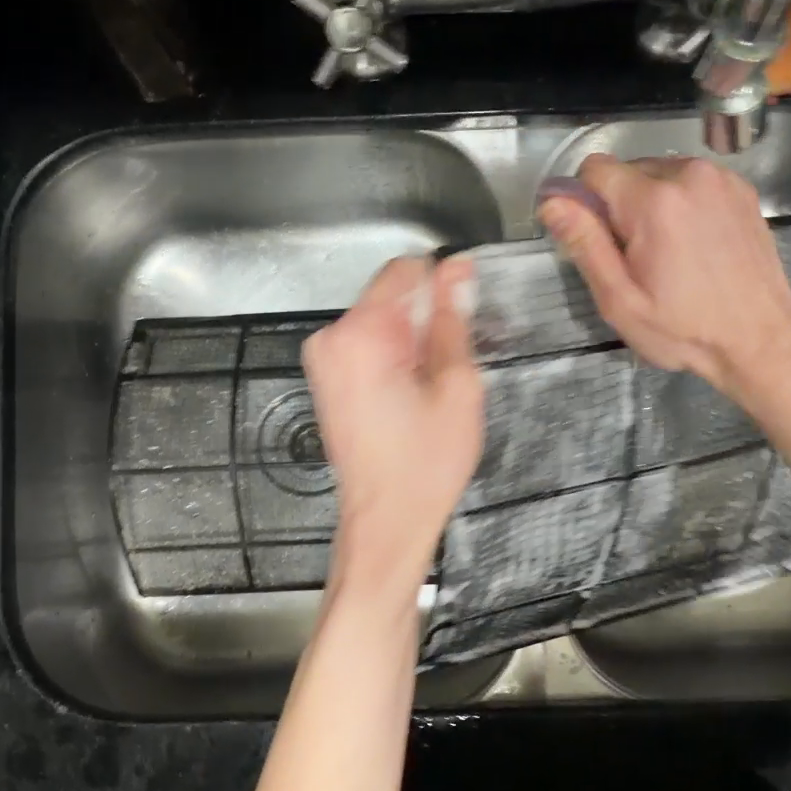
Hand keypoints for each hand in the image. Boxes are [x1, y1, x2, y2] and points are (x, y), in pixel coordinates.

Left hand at [303, 256, 483, 576]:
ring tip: (432, 388)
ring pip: (381, 321)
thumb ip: (453, 320)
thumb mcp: (457, 385)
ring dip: (413, 341)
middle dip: (426, 319)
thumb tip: (457, 269)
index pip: (405, 270)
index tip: (467, 317)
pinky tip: (412, 396)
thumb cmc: (426, 463)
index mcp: (360, 334)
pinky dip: (394, 358)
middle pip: (390, 295)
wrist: (387, 521)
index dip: (443, 285)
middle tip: (452, 366)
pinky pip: (367, 346)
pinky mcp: (326, 380)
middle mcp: (330, 338)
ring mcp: (323, 361)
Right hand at [538, 154, 790, 404]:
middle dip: (620, 207)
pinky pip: (690, 182)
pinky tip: (694, 245)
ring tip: (668, 255)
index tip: (597, 242)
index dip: (584, 203)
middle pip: (627, 171)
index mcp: (654, 201)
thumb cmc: (684, 329)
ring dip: (650, 205)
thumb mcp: (620, 300)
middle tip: (636, 259)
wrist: (760, 338)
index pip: (594, 169)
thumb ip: (584, 244)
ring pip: (659, 174)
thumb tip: (552, 202)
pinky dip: (681, 204)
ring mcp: (720, 177)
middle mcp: (688, 174)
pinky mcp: (740, 187)